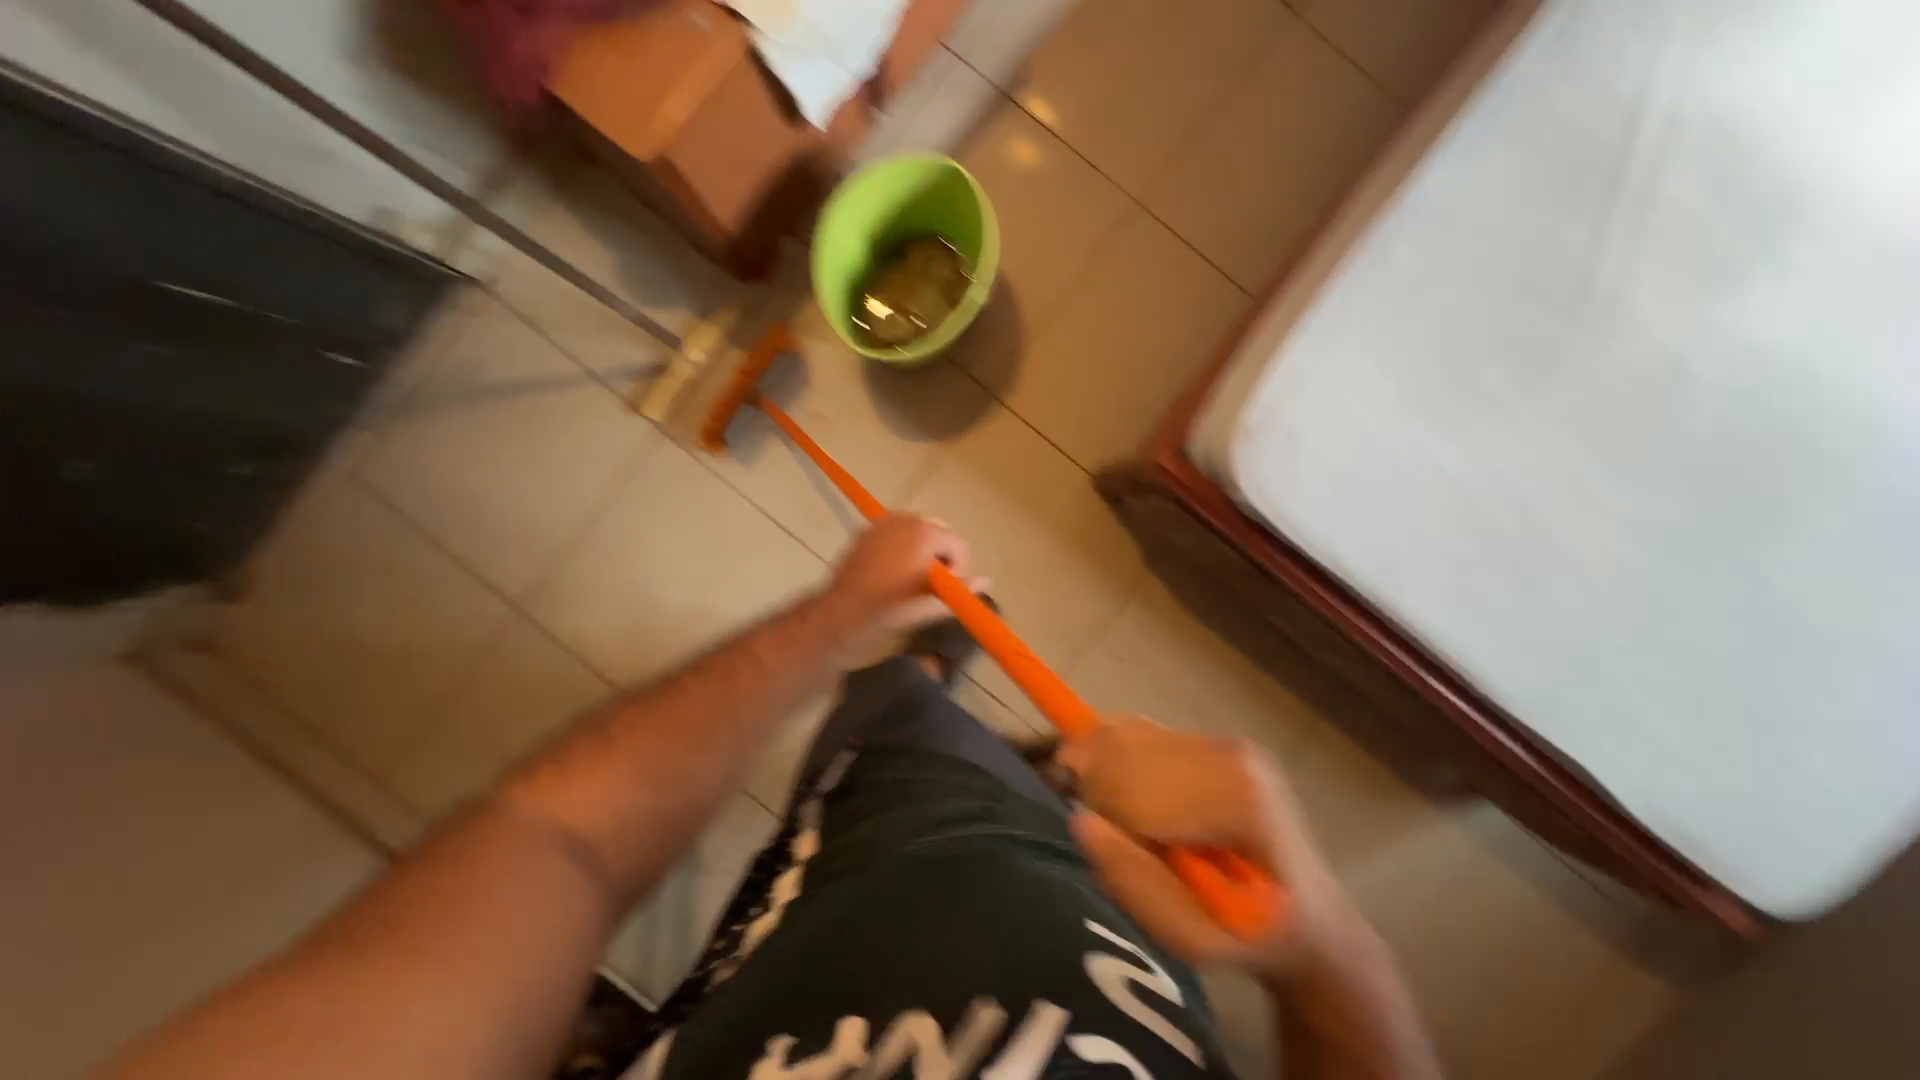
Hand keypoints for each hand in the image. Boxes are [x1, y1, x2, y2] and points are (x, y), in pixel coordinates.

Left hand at [825, 513, 986, 638]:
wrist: (841, 612)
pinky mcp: (866, 530)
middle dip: (940, 556)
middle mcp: (906, 518)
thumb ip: (961, 590)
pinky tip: (891, 571)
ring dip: (921, 550)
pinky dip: (901, 546)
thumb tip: (988, 581)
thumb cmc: (890, 609)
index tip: (945, 590)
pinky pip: (895, 532)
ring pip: (917, 531)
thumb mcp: (930, 605)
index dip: (958, 570)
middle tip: (929, 585)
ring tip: (910, 579)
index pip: (958, 544)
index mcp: (925, 533)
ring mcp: (883, 522)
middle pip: (939, 533)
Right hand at [1060, 717, 1363, 985]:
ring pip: (1126, 733)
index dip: (1099, 808)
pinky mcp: (1214, 741)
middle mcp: (1231, 755)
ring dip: (1103, 772)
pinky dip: (1118, 762)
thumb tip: (1080, 820)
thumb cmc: (1251, 935)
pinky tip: (1136, 804)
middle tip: (1097, 831)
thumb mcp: (1191, 939)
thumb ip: (1135, 883)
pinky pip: (1139, 735)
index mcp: (1234, 800)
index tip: (1093, 841)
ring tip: (1117, 821)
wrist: (1310, 918)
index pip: (1132, 778)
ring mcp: (1225, 742)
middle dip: (1092, 782)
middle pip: (1124, 743)